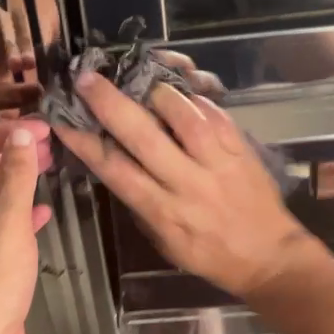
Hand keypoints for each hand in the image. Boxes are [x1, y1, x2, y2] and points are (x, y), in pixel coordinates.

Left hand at [0, 120, 54, 333]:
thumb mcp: (7, 226)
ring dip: (20, 177)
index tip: (45, 129)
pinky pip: (2, 224)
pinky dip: (21, 211)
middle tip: (53, 143)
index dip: (7, 130)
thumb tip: (20, 134)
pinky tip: (43, 213)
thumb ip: (15, 178)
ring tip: (53, 167)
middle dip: (14, 149)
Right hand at [51, 72, 326, 301]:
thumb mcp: (164, 241)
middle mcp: (188, 184)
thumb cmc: (209, 254)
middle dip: (111, 104)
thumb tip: (115, 162)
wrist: (270, 257)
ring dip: (155, 93)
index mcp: (163, 212)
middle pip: (143, 137)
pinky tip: (176, 88)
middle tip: (88, 79)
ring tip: (138, 76)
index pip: (116, 171)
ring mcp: (217, 163)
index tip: (64, 121)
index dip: (86, 143)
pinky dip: (192, 99)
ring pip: (184, 118)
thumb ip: (140, 202)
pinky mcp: (240, 148)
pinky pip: (213, 115)